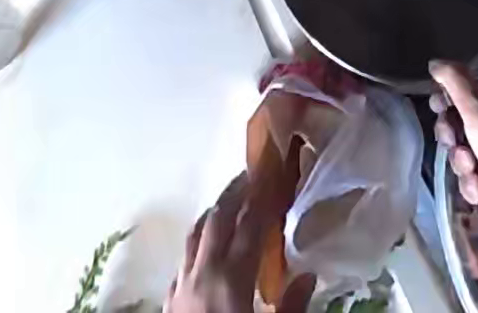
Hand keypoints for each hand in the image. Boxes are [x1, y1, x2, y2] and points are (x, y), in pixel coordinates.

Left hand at [166, 169, 314, 312]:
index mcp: (231, 280)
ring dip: (213, 214)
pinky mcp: (170, 305)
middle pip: (217, 218)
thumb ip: (291, 310)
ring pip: (195, 234)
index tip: (274, 178)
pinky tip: (207, 252)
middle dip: (234, 194)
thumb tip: (307, 276)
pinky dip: (198, 245)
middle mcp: (202, 274)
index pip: (250, 226)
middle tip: (252, 178)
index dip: (263, 200)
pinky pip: (183, 260)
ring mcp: (181, 288)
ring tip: (230, 204)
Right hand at [428, 61, 477, 247]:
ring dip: (460, 161)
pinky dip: (472, 181)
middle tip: (451, 141)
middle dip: (451, 134)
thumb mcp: (475, 103)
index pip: (465, 88)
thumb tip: (435, 62)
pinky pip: (474, 174)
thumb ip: (453, 78)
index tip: (437, 107)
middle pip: (460, 120)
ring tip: (470, 169)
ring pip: (464, 149)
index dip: (447, 98)